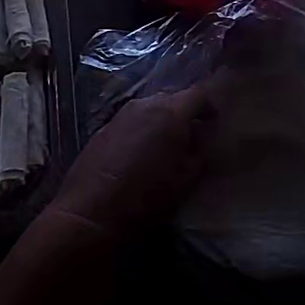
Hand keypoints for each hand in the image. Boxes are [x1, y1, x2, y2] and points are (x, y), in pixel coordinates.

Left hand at [46, 85, 211, 241]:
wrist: (91, 211)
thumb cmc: (146, 198)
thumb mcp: (186, 179)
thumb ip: (199, 151)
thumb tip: (200, 134)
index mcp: (170, 113)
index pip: (198, 93)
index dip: (209, 105)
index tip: (214, 121)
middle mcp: (145, 104)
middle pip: (172, 97)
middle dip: (185, 112)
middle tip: (192, 134)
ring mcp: (121, 114)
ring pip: (150, 107)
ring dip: (162, 119)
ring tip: (167, 144)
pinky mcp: (104, 126)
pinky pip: (132, 119)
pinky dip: (143, 128)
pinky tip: (142, 150)